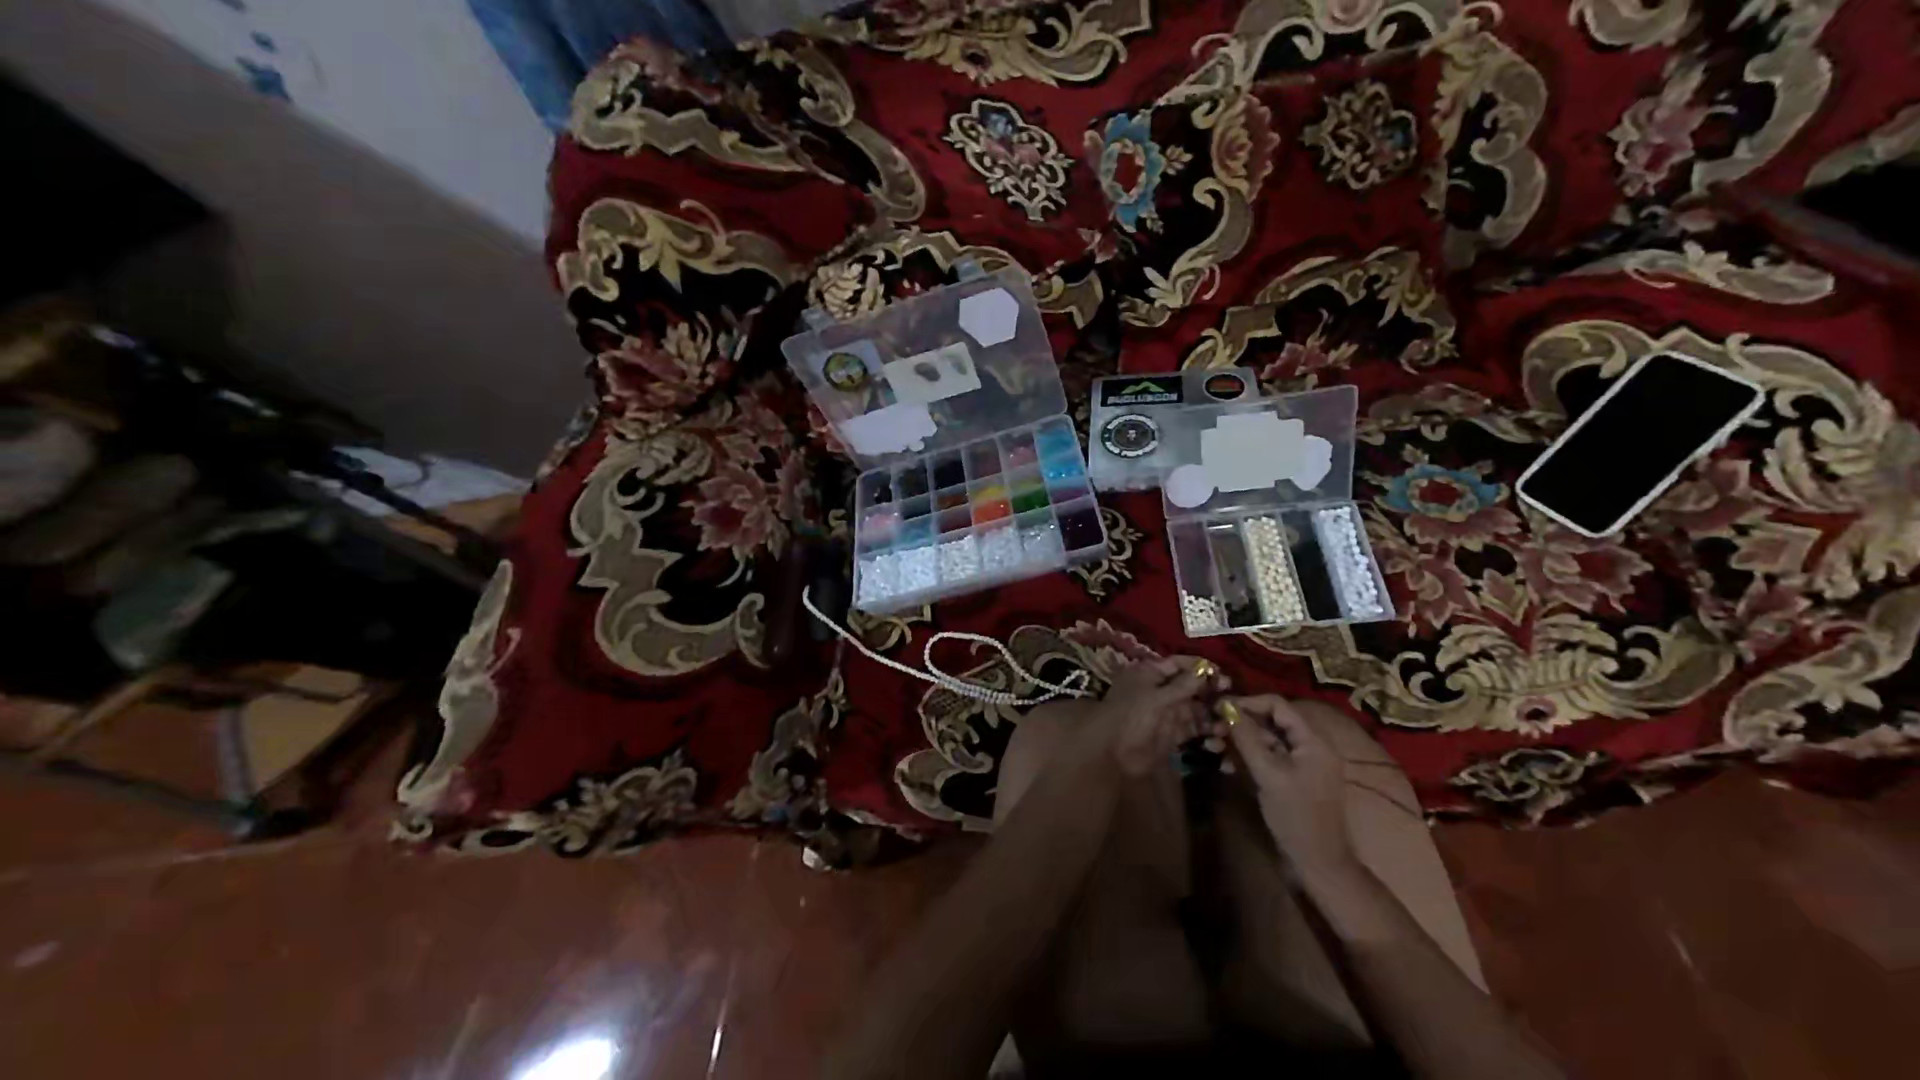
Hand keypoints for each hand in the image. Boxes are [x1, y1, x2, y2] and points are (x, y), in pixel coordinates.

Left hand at [1072, 656, 1225, 776]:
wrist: (1113, 753)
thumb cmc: (1130, 716)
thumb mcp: (1156, 697)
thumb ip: (1182, 685)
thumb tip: (1205, 671)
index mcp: (1149, 674)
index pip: (1177, 664)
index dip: (1199, 667)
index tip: (1222, 673)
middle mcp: (1159, 690)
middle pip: (1189, 686)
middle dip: (1209, 690)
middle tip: (1231, 696)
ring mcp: (1166, 712)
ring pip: (1194, 707)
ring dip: (1211, 712)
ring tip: (1229, 718)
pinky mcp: (1171, 733)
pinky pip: (1192, 728)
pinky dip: (1206, 730)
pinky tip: (1220, 734)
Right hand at [1224, 696, 1355, 878]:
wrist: (1318, 862)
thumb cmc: (1296, 815)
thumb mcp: (1268, 774)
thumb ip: (1247, 738)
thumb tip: (1227, 707)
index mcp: (1313, 740)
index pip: (1277, 705)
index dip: (1247, 703)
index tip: (1218, 709)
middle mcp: (1309, 746)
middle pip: (1270, 721)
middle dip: (1239, 723)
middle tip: (1211, 729)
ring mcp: (1301, 763)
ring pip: (1265, 739)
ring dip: (1239, 740)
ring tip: (1212, 746)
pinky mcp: (1291, 778)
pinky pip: (1267, 758)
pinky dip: (1246, 757)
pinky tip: (1225, 765)